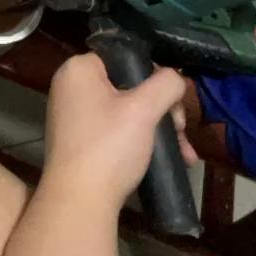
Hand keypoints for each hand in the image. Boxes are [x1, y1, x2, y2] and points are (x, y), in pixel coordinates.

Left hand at [43, 53, 187, 206]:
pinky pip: (114, 129)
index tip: (173, 103)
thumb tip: (175, 76)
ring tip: (184, 154)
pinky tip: (168, 161)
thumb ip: (164, 86)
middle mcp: (70, 85)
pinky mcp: (78, 138)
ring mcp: (72, 113)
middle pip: (127, 87)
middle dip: (161, 110)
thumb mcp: (143, 111)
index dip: (152, 77)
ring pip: (125, 111)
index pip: (122, 58)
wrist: (80, 197)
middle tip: (180, 131)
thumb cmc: (109, 145)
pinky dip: (139, 140)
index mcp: (78, 69)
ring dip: (157, 129)